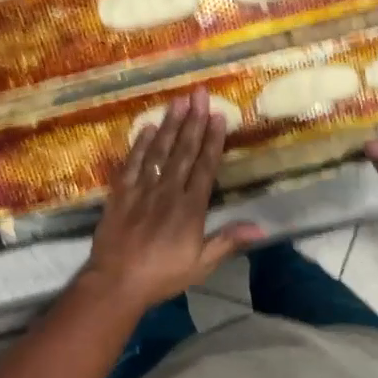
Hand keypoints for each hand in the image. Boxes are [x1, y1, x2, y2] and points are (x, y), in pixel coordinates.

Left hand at [81, 89, 262, 309]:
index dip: (213, 141)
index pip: (204, 168)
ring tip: (179, 101)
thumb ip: (228, 241)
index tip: (219, 116)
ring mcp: (141, 190)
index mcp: (190, 209)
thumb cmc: (163, 276)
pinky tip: (147, 127)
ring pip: (158, 151)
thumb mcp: (202, 264)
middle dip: (193, 122)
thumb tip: (262, 228)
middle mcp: (167, 192)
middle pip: (183, 152)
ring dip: (170, 125)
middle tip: (200, 94)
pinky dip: (139, 145)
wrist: (116, 282)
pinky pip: (131, 163)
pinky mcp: (119, 194)